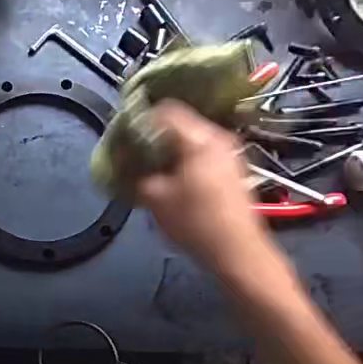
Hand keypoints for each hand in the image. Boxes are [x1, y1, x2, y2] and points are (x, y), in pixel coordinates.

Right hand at [134, 100, 272, 276]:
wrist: (238, 252)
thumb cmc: (196, 222)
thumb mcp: (154, 198)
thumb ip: (135, 172)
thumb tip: (124, 161)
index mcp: (200, 138)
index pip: (165, 111)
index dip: (140, 120)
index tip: (125, 137)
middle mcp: (218, 138)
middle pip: (178, 124)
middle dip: (153, 138)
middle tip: (133, 155)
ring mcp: (229, 154)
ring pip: (190, 140)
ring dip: (168, 151)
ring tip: (150, 171)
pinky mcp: (232, 170)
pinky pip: (201, 154)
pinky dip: (183, 161)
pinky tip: (171, 182)